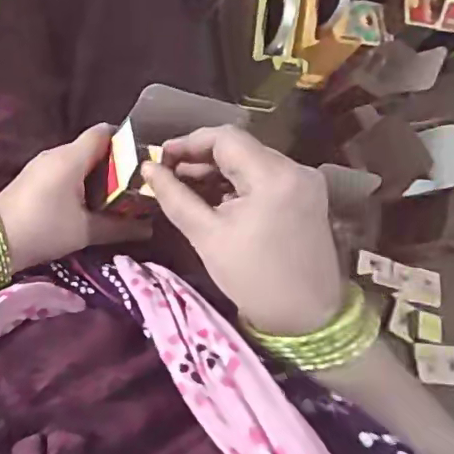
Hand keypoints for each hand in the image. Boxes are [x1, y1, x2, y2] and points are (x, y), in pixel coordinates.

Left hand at [0, 124, 150, 271]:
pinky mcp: (30, 178)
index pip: (104, 132)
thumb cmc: (43, 229)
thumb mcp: (85, 231)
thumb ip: (120, 227)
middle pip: (91, 147)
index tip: (142, 161)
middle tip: (134, 185)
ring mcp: (39, 165)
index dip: (126, 141)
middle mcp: (55, 154)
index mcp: (71, 157)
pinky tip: (86, 204)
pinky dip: (77, 182)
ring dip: (95, 175)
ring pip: (76, 161)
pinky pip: (61, 171)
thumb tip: (149, 228)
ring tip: (115, 197)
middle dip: (114, 163)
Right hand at [141, 126, 345, 335]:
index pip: (224, 137)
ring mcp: (305, 182)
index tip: (159, 159)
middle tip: (167, 176)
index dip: (187, 143)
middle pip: (239, 146)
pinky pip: (264, 177)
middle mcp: (295, 169)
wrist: (305, 316)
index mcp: (273, 176)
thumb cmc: (252, 278)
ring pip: (251, 161)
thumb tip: (147, 169)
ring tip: (185, 189)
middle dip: (199, 157)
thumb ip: (175, 197)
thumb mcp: (206, 236)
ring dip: (217, 170)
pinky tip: (214, 199)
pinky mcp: (306, 196)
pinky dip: (237, 182)